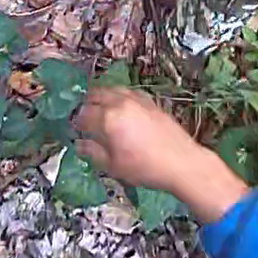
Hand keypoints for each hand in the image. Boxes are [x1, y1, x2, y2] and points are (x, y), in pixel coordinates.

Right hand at [73, 86, 249, 223]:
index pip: (83, 115)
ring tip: (99, 109)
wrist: (181, 162)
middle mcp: (119, 103)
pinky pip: (126, 91)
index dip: (77, 122)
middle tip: (84, 117)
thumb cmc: (146, 168)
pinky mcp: (148, 100)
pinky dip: (117, 95)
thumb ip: (93, 152)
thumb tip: (79, 144)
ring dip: (101, 97)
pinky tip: (118, 106)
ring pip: (110, 89)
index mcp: (108, 119)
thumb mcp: (114, 166)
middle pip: (95, 96)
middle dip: (86, 105)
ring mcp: (135, 99)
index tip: (76, 129)